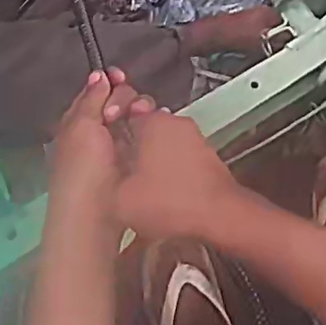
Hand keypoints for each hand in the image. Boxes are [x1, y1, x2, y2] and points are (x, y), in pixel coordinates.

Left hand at [50, 68, 154, 207]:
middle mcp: (100, 130)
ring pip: (137, 114)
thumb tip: (99, 74)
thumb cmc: (82, 169)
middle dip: (125, 98)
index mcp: (80, 121)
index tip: (120, 75)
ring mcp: (120, 144)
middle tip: (120, 114)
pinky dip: (152, 126)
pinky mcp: (138, 158)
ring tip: (141, 119)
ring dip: (140, 111)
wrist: (97, 216)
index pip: (98, 91)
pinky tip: (156, 126)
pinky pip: (148, 133)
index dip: (109, 81)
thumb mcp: (81, 127)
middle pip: (120, 99)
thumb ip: (92, 98)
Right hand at [115, 108, 251, 241]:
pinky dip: (169, 167)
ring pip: (163, 141)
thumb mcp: (120, 198)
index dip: (111, 127)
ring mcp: (195, 137)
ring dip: (151, 158)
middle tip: (119, 170)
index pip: (124, 110)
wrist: (220, 215)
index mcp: (152, 122)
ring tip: (139, 185)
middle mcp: (175, 122)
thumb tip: (107, 173)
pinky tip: (162, 190)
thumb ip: (107, 178)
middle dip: (131, 145)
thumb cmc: (169, 201)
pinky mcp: (207, 154)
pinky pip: (179, 154)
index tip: (105, 147)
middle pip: (144, 126)